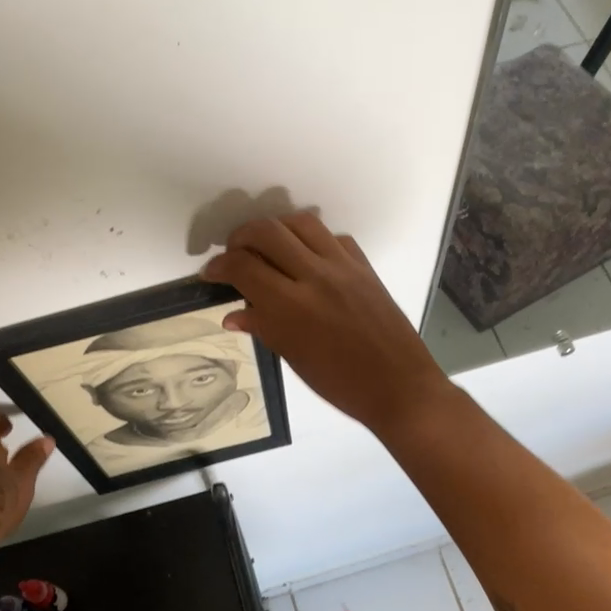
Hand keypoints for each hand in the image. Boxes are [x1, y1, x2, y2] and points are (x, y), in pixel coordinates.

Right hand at [203, 213, 454, 432]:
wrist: (399, 387)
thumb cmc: (342, 385)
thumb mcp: (295, 359)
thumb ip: (264, 328)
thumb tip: (234, 315)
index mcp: (291, 307)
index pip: (243, 266)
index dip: (220, 266)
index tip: (212, 274)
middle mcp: (315, 276)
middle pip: (266, 231)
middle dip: (241, 238)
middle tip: (234, 255)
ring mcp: (343, 267)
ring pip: (300, 223)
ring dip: (276, 229)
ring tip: (267, 248)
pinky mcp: (365, 266)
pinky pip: (332, 237)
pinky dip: (312, 240)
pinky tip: (307, 259)